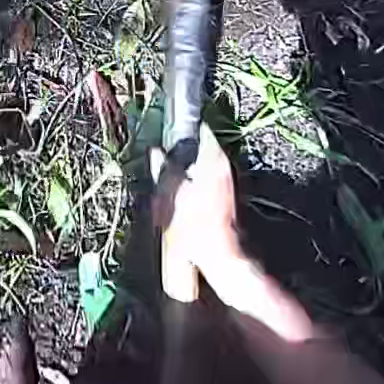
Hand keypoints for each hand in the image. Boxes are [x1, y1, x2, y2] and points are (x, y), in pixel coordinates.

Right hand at [152, 124, 244, 282]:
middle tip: (163, 155)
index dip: (182, 126)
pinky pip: (207, 177)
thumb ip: (162, 168)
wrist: (220, 257)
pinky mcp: (226, 196)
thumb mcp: (169, 193)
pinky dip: (193, 179)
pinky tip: (180, 193)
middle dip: (182, 149)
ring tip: (168, 175)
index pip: (200, 128)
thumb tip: (155, 151)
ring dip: (187, 166)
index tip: (167, 129)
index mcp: (213, 158)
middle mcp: (224, 165)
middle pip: (201, 145)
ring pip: (203, 163)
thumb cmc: (194, 224)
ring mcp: (228, 181)